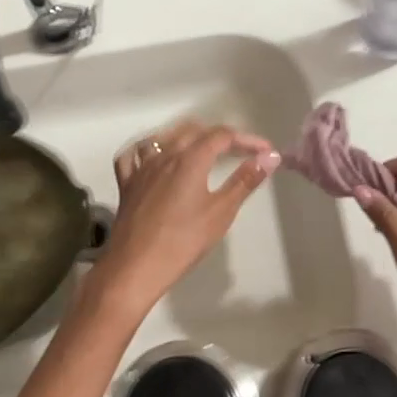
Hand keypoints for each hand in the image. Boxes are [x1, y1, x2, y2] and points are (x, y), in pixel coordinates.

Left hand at [86, 120, 280, 318]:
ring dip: (186, 135)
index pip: (222, 136)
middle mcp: (165, 155)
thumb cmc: (183, 241)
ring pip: (163, 137)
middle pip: (193, 131)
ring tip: (202, 146)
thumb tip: (270, 157)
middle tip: (239, 150)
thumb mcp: (221, 212)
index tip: (265, 151)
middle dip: (219, 135)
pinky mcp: (127, 183)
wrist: (136, 266)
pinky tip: (154, 156)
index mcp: (190, 159)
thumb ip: (245, 180)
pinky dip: (147, 149)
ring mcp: (142, 167)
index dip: (246, 139)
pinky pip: (134, 155)